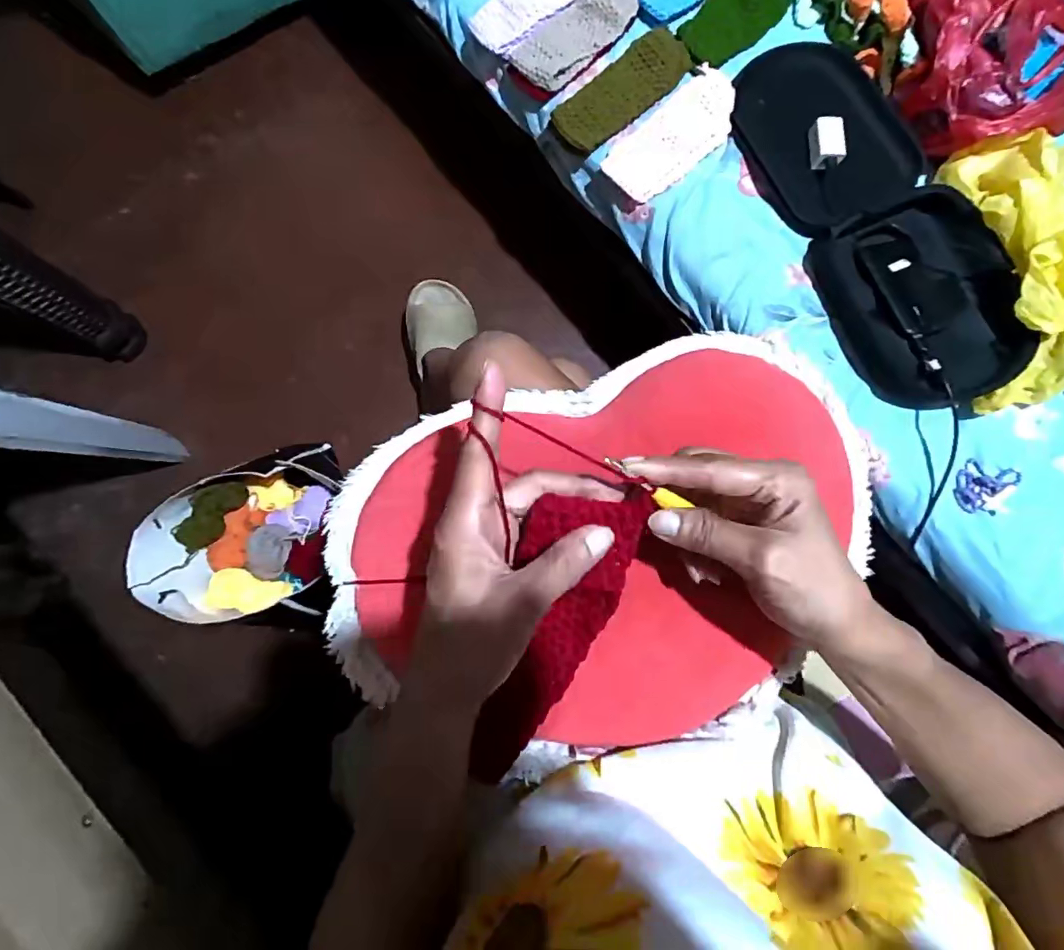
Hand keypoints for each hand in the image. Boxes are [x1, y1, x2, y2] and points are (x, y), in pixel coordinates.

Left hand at [403, 363, 620, 715]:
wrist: (449, 693)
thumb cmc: (473, 646)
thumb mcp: (522, 604)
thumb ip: (563, 563)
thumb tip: (604, 529)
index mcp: (466, 524)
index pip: (477, 455)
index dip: (486, 412)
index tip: (490, 370)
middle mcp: (474, 523)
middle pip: (522, 484)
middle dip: (568, 483)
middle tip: (615, 496)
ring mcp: (484, 541)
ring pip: (529, 506)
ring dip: (566, 504)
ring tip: (608, 510)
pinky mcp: (495, 559)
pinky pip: (529, 528)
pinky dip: (557, 525)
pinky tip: (586, 533)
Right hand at [624, 450, 880, 652]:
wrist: (836, 624)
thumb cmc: (810, 587)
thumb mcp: (760, 560)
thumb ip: (708, 534)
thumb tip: (655, 517)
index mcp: (777, 478)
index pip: (711, 467)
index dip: (667, 468)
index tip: (627, 466)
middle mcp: (761, 480)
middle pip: (699, 473)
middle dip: (672, 499)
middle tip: (644, 518)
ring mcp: (750, 500)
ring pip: (696, 498)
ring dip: (685, 530)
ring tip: (697, 569)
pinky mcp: (740, 521)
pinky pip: (702, 522)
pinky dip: (695, 544)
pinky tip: (706, 572)